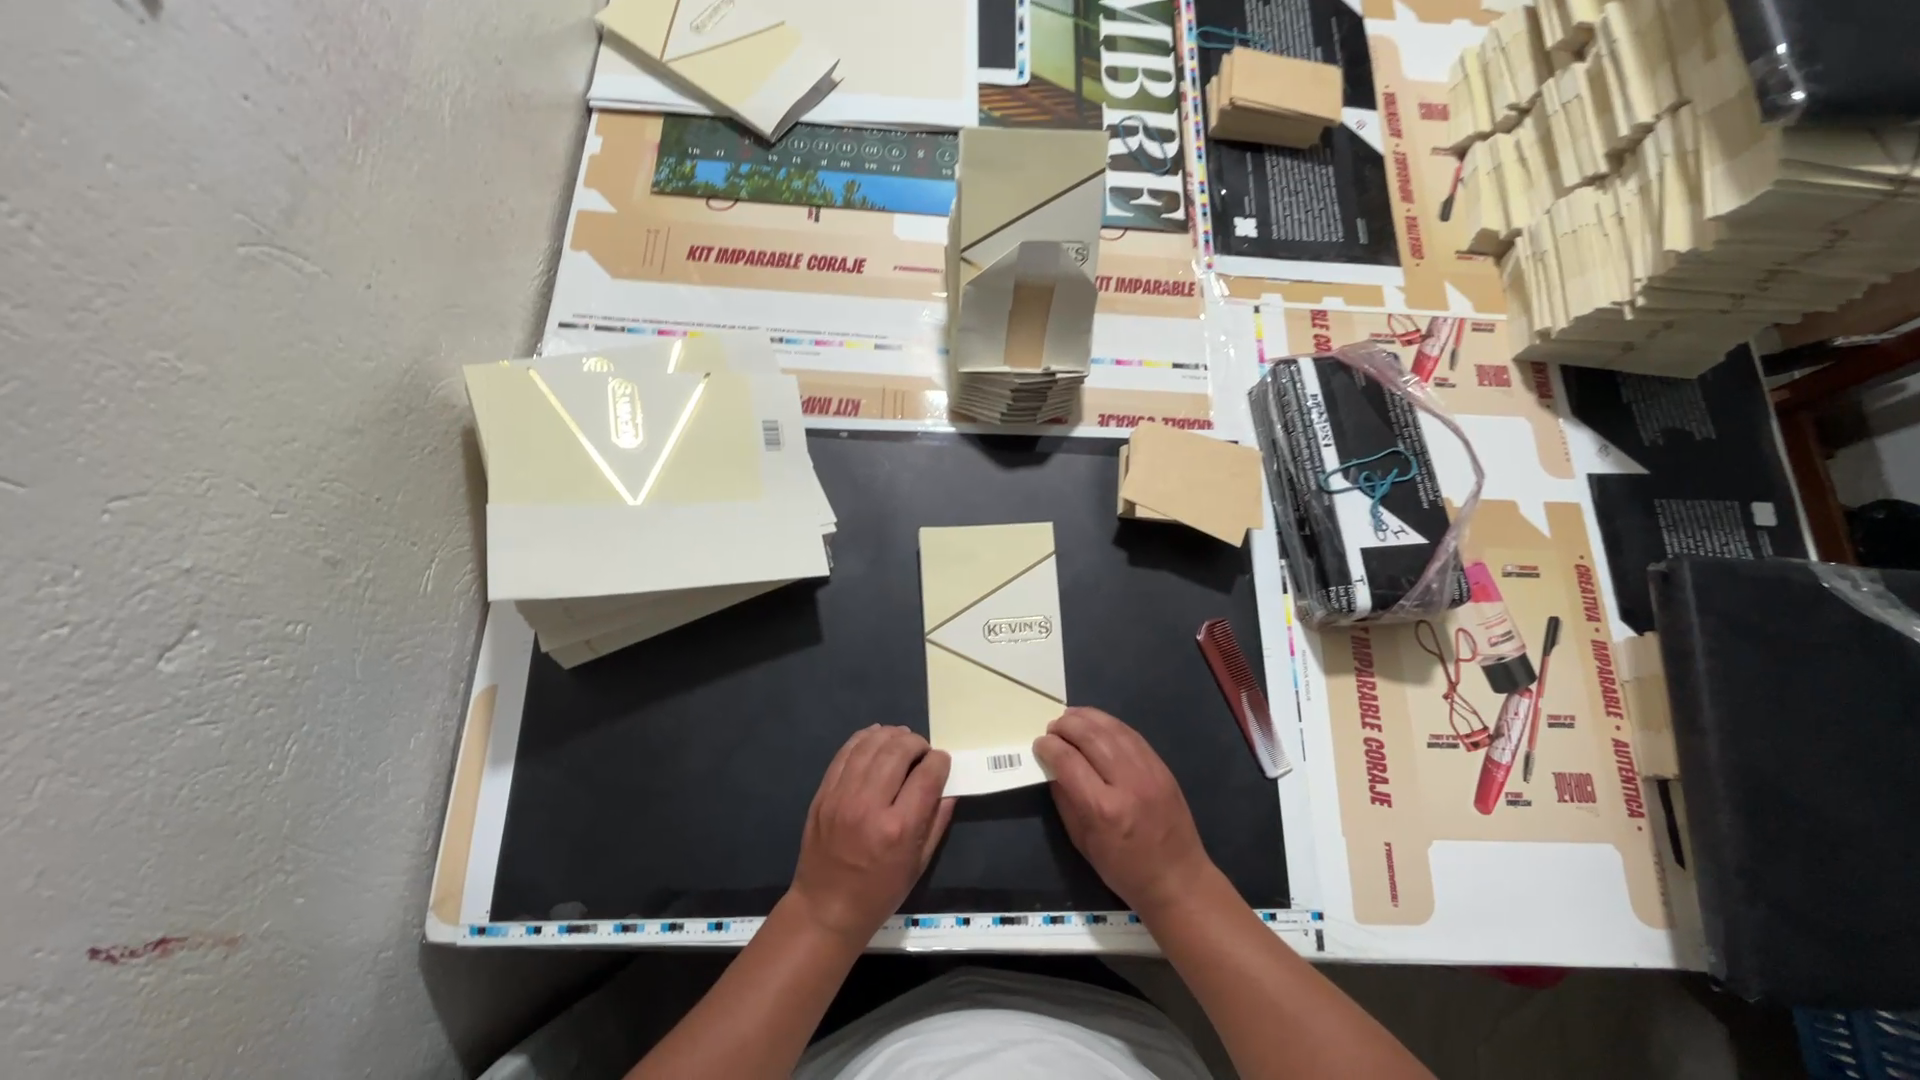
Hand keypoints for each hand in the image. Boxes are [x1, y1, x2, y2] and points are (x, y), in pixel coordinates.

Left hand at [789, 725, 954, 942]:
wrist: (826, 907)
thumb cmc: (880, 892)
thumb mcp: (919, 863)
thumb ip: (937, 820)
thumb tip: (949, 786)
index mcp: (899, 828)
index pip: (927, 775)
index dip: (940, 761)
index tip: (942, 762)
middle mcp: (869, 806)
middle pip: (898, 751)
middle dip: (917, 744)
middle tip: (923, 751)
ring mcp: (842, 797)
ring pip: (871, 745)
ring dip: (892, 735)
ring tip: (902, 740)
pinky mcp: (823, 793)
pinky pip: (846, 753)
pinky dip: (864, 739)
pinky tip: (876, 738)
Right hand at [1033, 707, 1214, 916]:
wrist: (1178, 879)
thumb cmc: (1124, 869)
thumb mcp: (1083, 842)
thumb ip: (1066, 801)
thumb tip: (1053, 768)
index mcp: (1102, 809)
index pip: (1068, 761)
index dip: (1049, 747)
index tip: (1039, 744)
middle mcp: (1126, 784)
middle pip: (1090, 737)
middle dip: (1066, 726)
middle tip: (1052, 727)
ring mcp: (1149, 772)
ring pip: (1113, 730)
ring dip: (1087, 718)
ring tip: (1070, 717)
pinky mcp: (1163, 768)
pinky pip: (1132, 736)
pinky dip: (1111, 724)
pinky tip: (1098, 724)